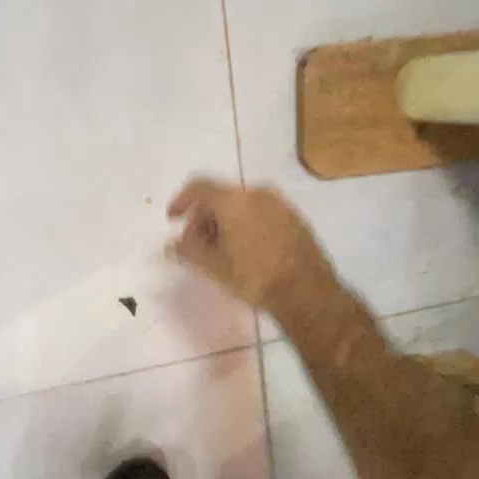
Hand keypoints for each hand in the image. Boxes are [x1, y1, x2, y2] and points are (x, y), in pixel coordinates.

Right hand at [166, 177, 337, 310]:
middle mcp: (257, 193)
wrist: (306, 291)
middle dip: (203, 218)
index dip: (181, 201)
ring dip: (225, 223)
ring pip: (242, 205)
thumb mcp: (213, 267)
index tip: (173, 220)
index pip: (199, 187)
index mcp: (233, 200)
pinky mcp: (295, 218)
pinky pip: (261, 214)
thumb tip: (171, 244)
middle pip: (221, 197)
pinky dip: (246, 225)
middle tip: (197, 244)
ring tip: (221, 251)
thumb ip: (187, 250)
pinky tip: (246, 251)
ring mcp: (280, 204)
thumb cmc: (253, 276)